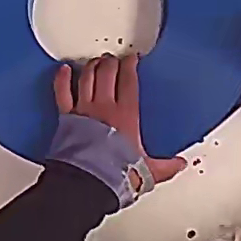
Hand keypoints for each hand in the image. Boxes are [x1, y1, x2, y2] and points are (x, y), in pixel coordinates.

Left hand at [53, 54, 187, 183]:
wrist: (88, 182)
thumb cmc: (115, 174)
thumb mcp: (147, 171)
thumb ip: (164, 166)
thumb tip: (179, 165)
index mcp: (125, 115)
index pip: (128, 81)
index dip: (130, 65)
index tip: (131, 59)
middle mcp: (104, 107)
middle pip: (106, 73)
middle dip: (110, 62)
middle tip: (113, 59)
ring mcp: (83, 110)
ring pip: (86, 78)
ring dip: (91, 66)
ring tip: (94, 62)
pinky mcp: (66, 118)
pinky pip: (62, 92)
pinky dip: (62, 79)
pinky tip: (63, 70)